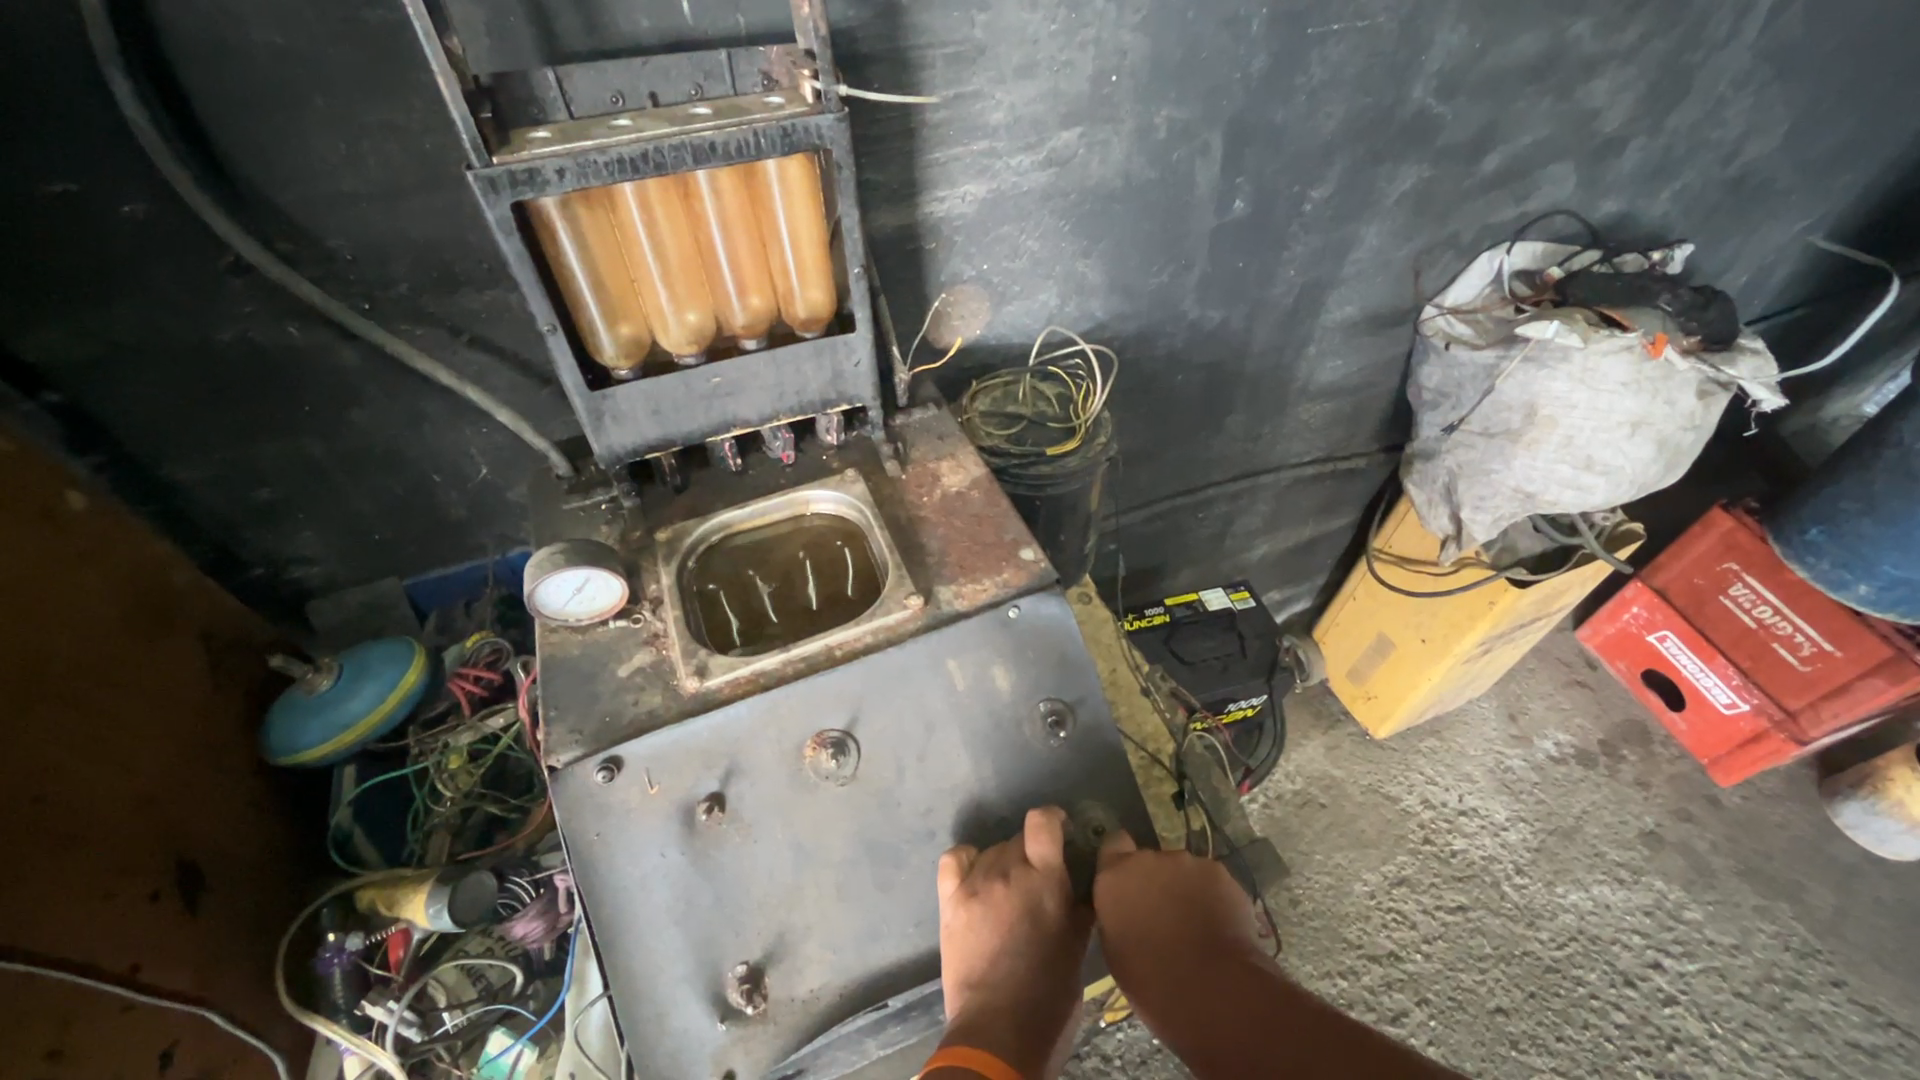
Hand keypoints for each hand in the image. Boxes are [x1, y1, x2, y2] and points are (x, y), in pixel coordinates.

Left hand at [934, 807, 1092, 1077]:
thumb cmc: (1049, 994)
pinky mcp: (950, 900)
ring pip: (991, 850)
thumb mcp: (1078, 945)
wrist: (998, 1029)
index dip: (1052, 819)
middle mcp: (1008, 870)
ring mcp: (975, 883)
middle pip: (1018, 837)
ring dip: (1004, 861)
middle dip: (1031, 851)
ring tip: (1010, 888)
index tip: (1060, 830)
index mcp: (1045, 879)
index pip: (1043, 820)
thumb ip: (1081, 904)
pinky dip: (968, 861)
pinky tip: (977, 876)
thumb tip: (1086, 880)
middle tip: (1039, 877)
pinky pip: (956, 859)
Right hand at [1092, 829, 1258, 988]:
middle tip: (1165, 915)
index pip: (1113, 844)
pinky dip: (1212, 897)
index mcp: (1114, 877)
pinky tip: (1219, 926)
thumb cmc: (1151, 981)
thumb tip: (1128, 910)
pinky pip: (1210, 880)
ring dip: (1184, 889)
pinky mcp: (1219, 873)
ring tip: (1197, 925)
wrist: (1211, 989)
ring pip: (1182, 871)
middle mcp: (1147, 860)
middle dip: (1156, 881)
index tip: (1128, 881)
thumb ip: (1118, 914)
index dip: (1121, 859)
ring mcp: (1186, 862)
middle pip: (1150, 861)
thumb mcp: (1115, 949)